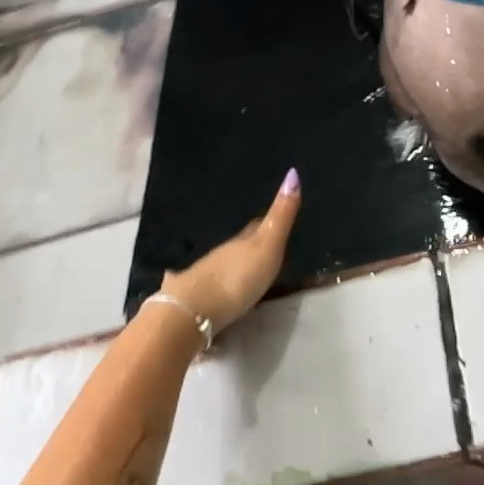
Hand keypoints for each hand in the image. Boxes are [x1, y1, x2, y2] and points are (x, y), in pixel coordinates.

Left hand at [160, 168, 301, 331]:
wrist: (191, 313)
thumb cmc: (236, 278)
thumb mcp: (267, 246)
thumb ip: (280, 215)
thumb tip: (293, 171)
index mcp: (240, 241)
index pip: (255, 226)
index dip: (265, 222)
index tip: (274, 219)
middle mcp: (220, 253)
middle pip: (237, 245)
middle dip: (248, 243)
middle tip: (261, 243)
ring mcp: (202, 276)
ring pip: (220, 264)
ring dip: (230, 264)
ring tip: (242, 267)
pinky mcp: (191, 300)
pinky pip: (204, 286)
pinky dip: (210, 285)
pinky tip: (210, 289)